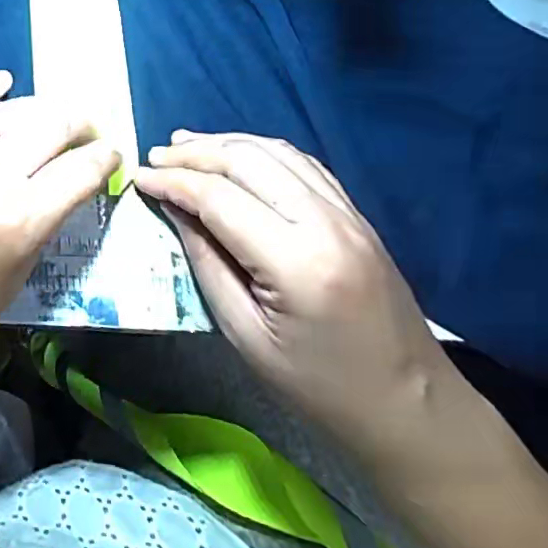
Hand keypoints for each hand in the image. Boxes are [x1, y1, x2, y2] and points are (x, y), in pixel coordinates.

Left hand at [0, 72, 116, 406]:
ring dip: (42, 112)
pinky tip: (3, 82)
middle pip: (55, 127)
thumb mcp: (17, 275)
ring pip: (14, 111)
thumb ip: (47, 222)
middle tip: (88, 133)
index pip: (82, 171)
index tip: (112, 154)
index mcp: (21, 220)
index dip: (106, 157)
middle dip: (82, 125)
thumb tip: (70, 183)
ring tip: (51, 120)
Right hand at [135, 131, 456, 457]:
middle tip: (157, 154)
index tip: (140, 178)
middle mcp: (324, 220)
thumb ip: (207, 264)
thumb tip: (176, 210)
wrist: (407, 404)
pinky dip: (263, 152)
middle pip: (248, 160)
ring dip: (228, 143)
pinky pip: (302, 164)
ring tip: (188, 144)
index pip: (220, 197)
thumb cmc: (318, 387)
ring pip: (276, 152)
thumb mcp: (246, 336)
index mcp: (295, 260)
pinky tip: (240, 156)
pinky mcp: (355, 212)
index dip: (174, 182)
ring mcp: (346, 210)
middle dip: (197, 152)